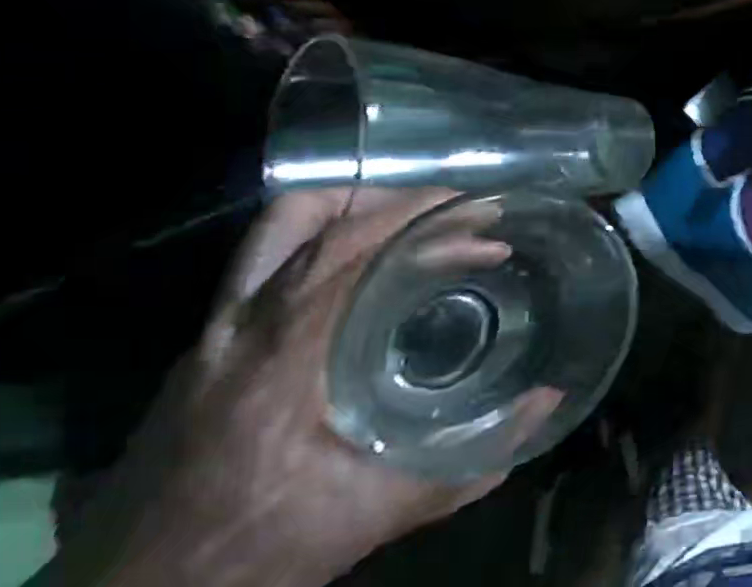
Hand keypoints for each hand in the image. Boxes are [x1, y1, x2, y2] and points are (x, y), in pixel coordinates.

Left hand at [47, 188, 559, 586]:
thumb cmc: (265, 549)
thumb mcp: (381, 512)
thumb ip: (471, 461)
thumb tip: (546, 405)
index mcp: (287, 355)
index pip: (355, 247)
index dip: (425, 216)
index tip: (480, 216)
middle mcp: (243, 325)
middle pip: (320, 219)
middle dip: (401, 202)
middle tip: (457, 215)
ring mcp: (215, 329)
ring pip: (277, 226)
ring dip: (350, 205)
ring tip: (406, 220)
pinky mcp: (205, 342)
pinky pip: (263, 258)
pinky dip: (318, 238)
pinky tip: (355, 269)